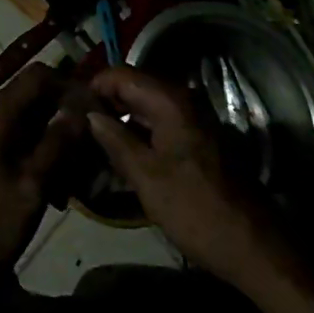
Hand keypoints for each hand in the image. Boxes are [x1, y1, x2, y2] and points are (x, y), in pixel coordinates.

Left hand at [0, 63, 82, 293]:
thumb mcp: (32, 183)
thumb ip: (60, 140)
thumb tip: (85, 105)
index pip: (41, 75)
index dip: (72, 86)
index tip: (98, 112)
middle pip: (41, 98)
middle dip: (70, 118)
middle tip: (96, 146)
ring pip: (38, 124)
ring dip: (62, 143)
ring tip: (82, 174)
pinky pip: (28, 147)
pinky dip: (48, 161)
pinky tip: (62, 192)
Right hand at [84, 66, 288, 289]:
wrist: (246, 238)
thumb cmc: (192, 206)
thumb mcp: (146, 176)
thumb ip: (115, 140)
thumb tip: (89, 114)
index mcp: (170, 100)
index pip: (122, 74)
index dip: (94, 85)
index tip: (68, 105)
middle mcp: (182, 99)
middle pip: (134, 87)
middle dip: (104, 102)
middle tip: (72, 125)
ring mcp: (190, 118)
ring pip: (145, 107)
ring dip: (119, 120)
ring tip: (86, 140)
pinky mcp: (193, 139)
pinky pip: (158, 124)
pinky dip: (136, 133)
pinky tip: (115, 154)